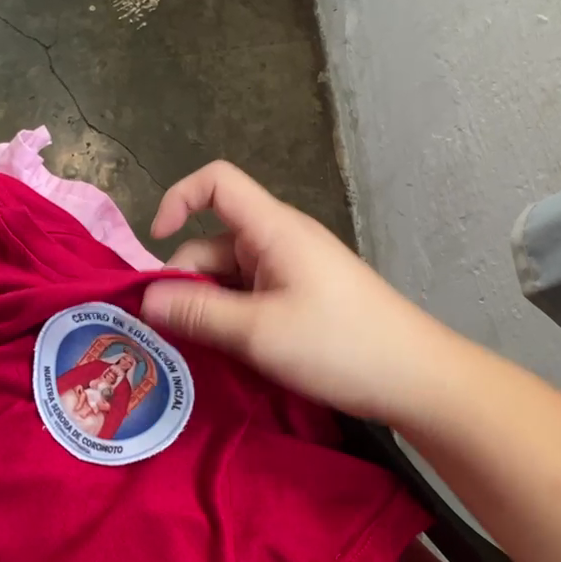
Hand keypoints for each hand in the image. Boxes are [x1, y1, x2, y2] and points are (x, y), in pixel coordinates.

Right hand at [140, 161, 452, 421]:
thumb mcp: (258, 332)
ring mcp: (291, 272)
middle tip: (167, 331)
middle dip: (184, 280)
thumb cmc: (340, 346)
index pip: (217, 182)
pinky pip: (248, 298)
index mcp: (273, 230)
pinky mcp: (299, 300)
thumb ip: (198, 313)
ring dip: (206, 307)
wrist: (416, 379)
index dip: (179, 199)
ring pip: (228, 277)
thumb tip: (144, 299)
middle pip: (212, 242)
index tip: (155, 242)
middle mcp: (279, 242)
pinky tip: (223, 353)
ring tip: (195, 350)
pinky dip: (229, 319)